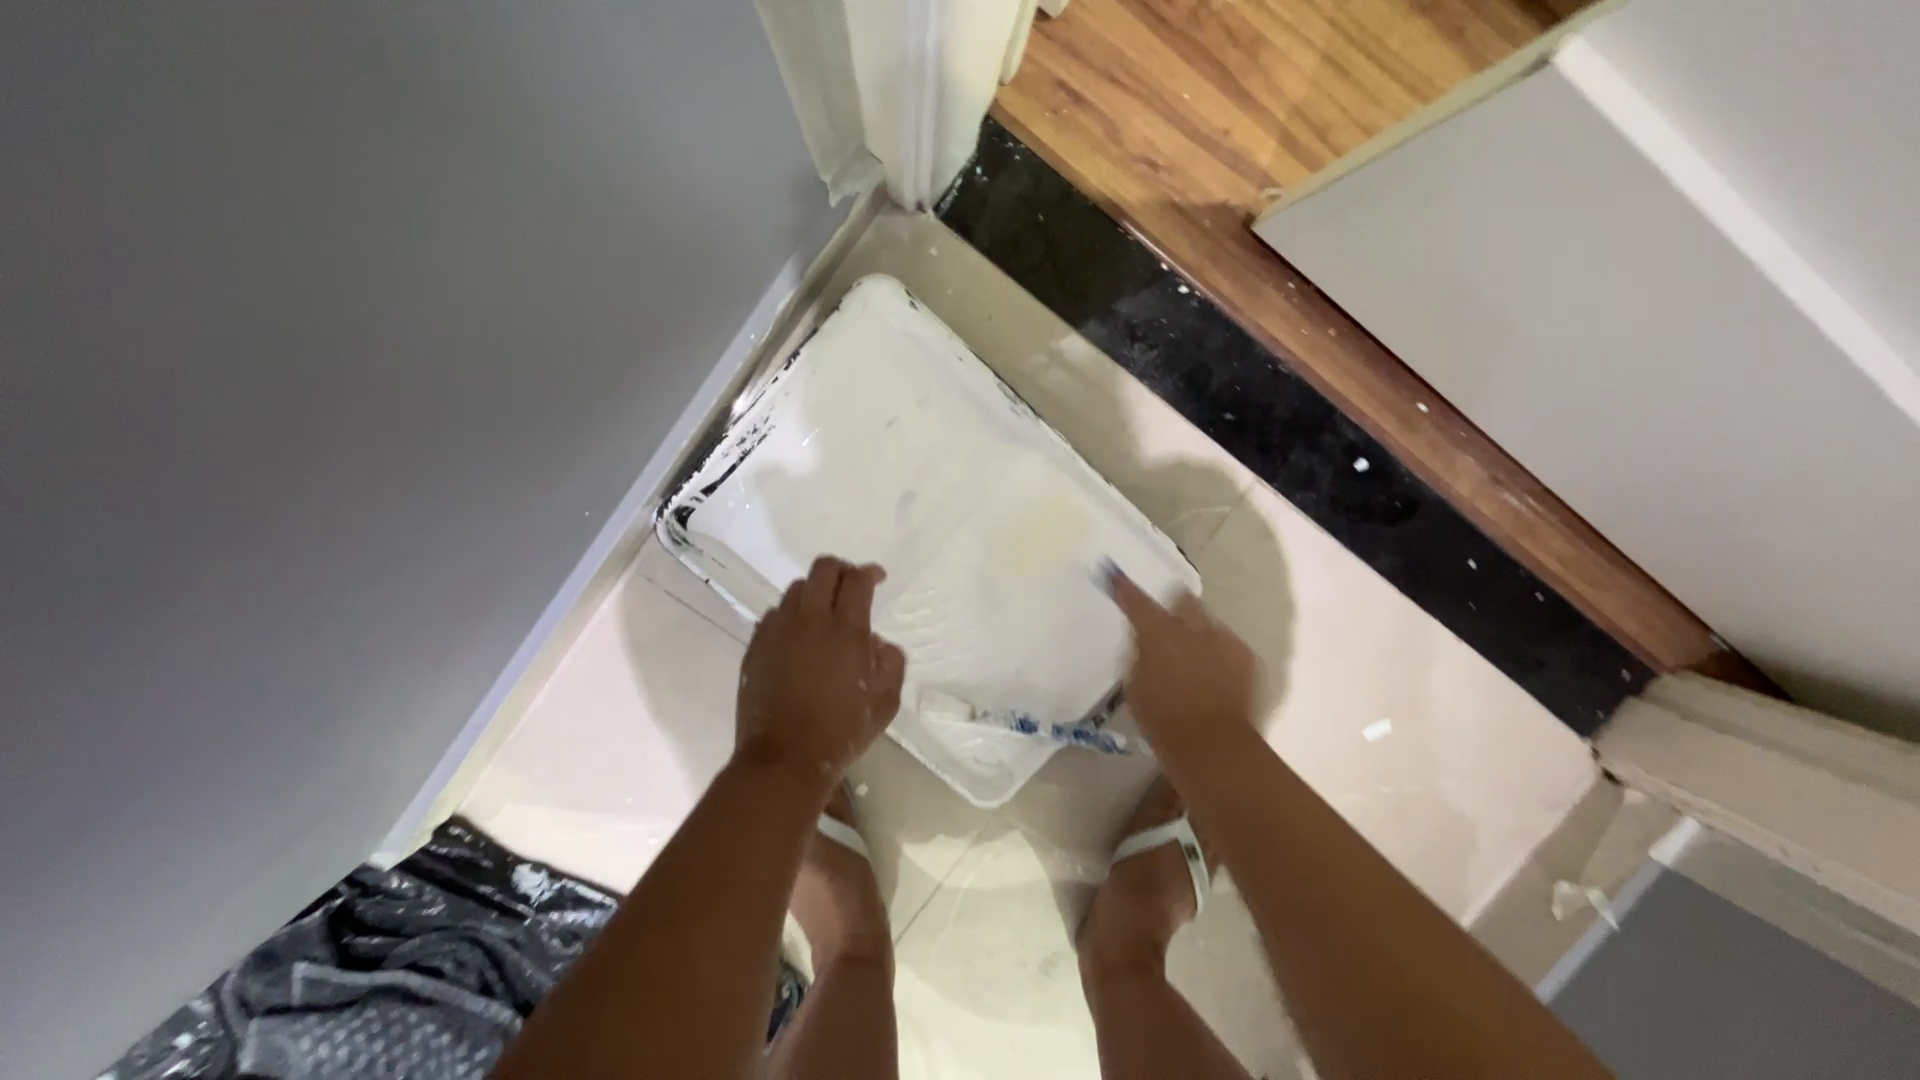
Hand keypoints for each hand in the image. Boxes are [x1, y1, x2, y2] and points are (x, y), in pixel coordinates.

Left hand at [735, 556, 905, 783]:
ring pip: (797, 588)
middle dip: (841, 570)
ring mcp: (778, 630)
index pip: (857, 580)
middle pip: (824, 569)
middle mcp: (811, 620)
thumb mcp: (885, 704)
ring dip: (815, 592)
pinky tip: (798, 638)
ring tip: (823, 614)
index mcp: (847, 631)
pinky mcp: (756, 645)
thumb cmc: (841, 733)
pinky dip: (790, 616)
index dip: (869, 572)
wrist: (784, 757)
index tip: (877, 578)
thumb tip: (878, 643)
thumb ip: (891, 664)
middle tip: (850, 588)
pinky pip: (774, 614)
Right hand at [1107, 568, 1257, 757]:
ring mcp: (1223, 639)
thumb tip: (1142, 636)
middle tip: (1167, 627)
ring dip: (1198, 632)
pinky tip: (1214, 675)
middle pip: (1182, 598)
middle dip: (1174, 607)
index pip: (1136, 600)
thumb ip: (1139, 652)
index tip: (1114, 575)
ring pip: (1208, 621)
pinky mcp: (1246, 655)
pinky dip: (1218, 653)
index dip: (1124, 586)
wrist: (1212, 745)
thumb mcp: (1135, 685)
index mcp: (1157, 633)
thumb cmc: (1162, 720)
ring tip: (1194, 659)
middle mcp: (1192, 627)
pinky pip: (1228, 643)